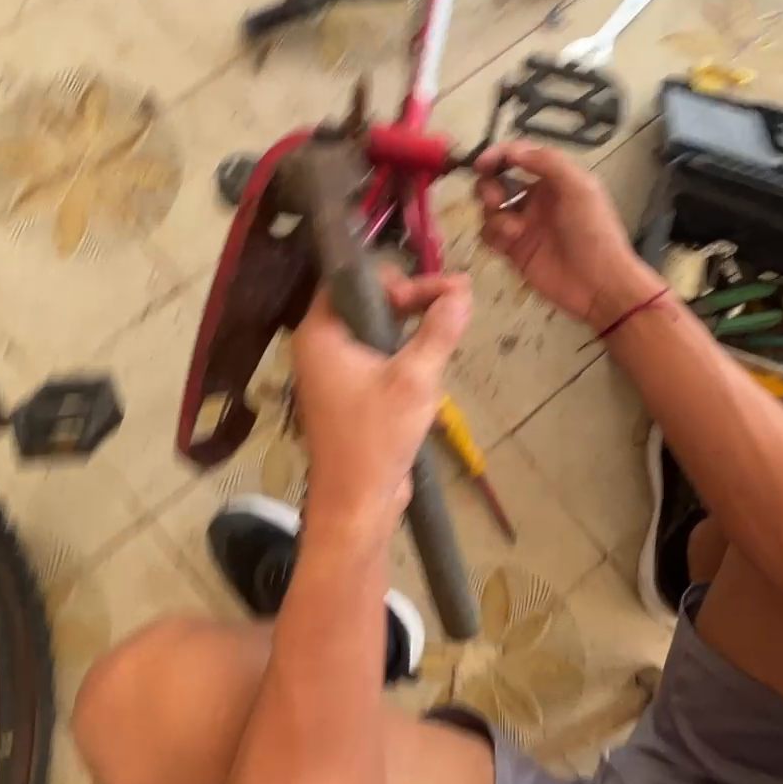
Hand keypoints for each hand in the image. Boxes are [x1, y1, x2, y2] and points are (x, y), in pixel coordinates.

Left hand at [291, 268, 471, 538]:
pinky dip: (405, 350)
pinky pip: (377, 356)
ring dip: (413, 324)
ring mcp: (334, 372)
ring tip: (453, 322)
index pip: (354, 280)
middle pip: (368, 302)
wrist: (356, 504)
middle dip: (414, 299)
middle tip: (457, 300)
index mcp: (321, 334)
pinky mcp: (350, 394)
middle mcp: (321, 347)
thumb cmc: (376, 438)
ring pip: (376, 330)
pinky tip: (435, 354)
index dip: (396, 279)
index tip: (433, 294)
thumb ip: (438, 332)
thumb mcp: (415, 380)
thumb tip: (461, 294)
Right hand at [474, 142, 665, 331]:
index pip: (518, 157)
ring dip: (493, 214)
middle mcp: (534, 199)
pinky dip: (492, 234)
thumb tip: (513, 150)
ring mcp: (523, 225)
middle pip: (495, 180)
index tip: (481, 164)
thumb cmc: (594, 232)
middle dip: (488, 186)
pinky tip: (509, 242)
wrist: (598, 284)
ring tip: (513, 231)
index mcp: (553, 179)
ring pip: (489, 208)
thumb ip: (548, 162)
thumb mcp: (580, 188)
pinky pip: (489, 234)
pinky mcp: (513, 251)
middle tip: (496, 200)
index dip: (497, 155)